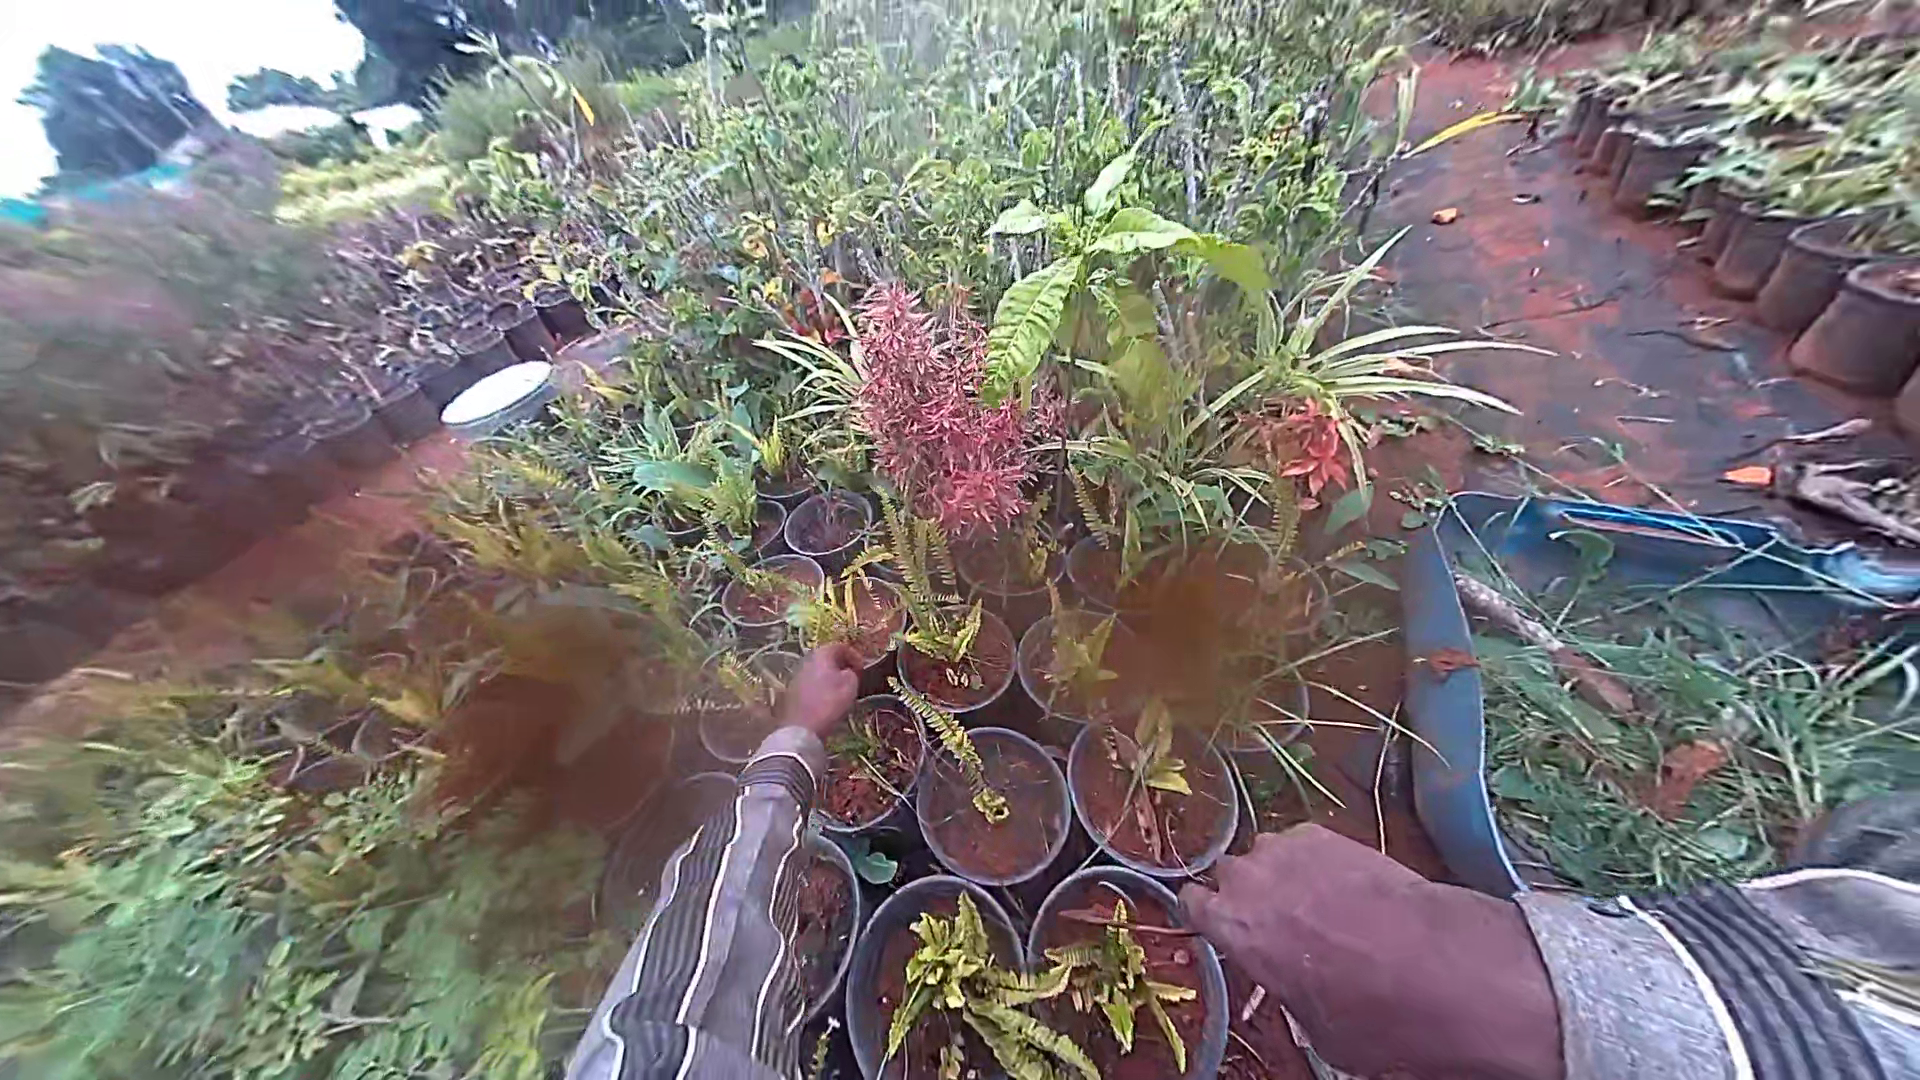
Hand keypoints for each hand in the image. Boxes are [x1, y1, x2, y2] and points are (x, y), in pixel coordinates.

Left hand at [777, 644, 862, 737]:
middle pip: (827, 658)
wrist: (802, 729)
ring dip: (830, 677)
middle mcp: (806, 661)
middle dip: (841, 666)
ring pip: (818, 671)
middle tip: (853, 677)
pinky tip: (827, 700)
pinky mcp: (792, 693)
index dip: (855, 656)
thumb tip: (847, 672)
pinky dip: (821, 688)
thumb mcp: (851, 685)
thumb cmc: (830, 702)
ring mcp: (796, 677)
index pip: (841, 647)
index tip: (862, 669)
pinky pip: (811, 684)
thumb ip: (852, 673)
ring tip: (841, 689)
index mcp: (821, 654)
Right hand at [1180, 825, 1561, 1079]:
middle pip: (1229, 877)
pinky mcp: (1317, 832)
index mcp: (1233, 925)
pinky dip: (1313, 861)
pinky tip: (1348, 886)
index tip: (1223, 925)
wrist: (1444, 965)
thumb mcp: (1318, 1030)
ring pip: (1264, 857)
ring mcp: (1280, 848)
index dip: (1205, 914)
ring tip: (1320, 901)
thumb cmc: (1378, 1015)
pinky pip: (1300, 844)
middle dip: (1248, 896)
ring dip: (1279, 875)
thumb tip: (1286, 974)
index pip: (1189, 902)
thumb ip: (1280, 985)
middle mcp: (1245, 878)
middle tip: (1283, 922)